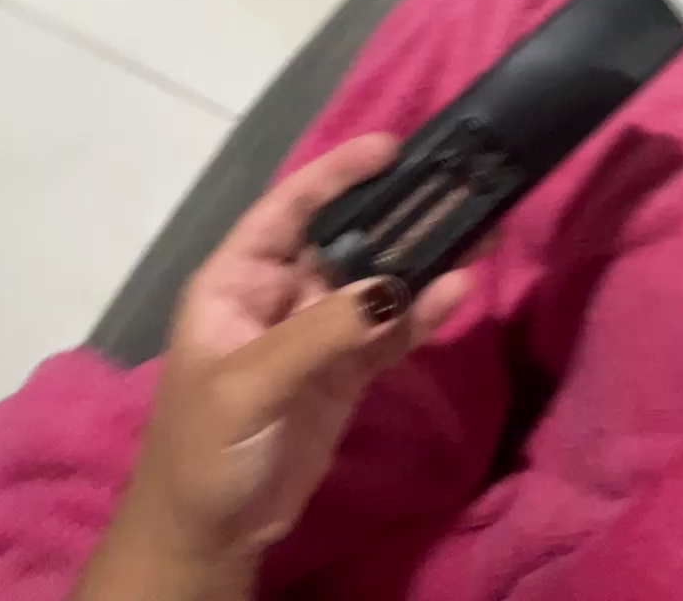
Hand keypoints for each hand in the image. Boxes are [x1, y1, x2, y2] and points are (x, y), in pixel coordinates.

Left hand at [77, 135, 470, 600]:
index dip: (336, 173)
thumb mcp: (249, 382)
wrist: (214, 535)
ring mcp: (323, 328)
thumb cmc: (205, 448)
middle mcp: (284, 291)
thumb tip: (392, 285)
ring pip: (378, 280)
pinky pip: (393, 329)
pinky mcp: (352, 366)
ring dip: (423, 259)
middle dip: (396, 213)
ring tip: (478, 231)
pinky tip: (458, 291)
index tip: (390, 147)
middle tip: (453, 187)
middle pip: (347, 238)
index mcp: (240, 278)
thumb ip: (321, 330)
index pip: (290, 207)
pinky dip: (424, 311)